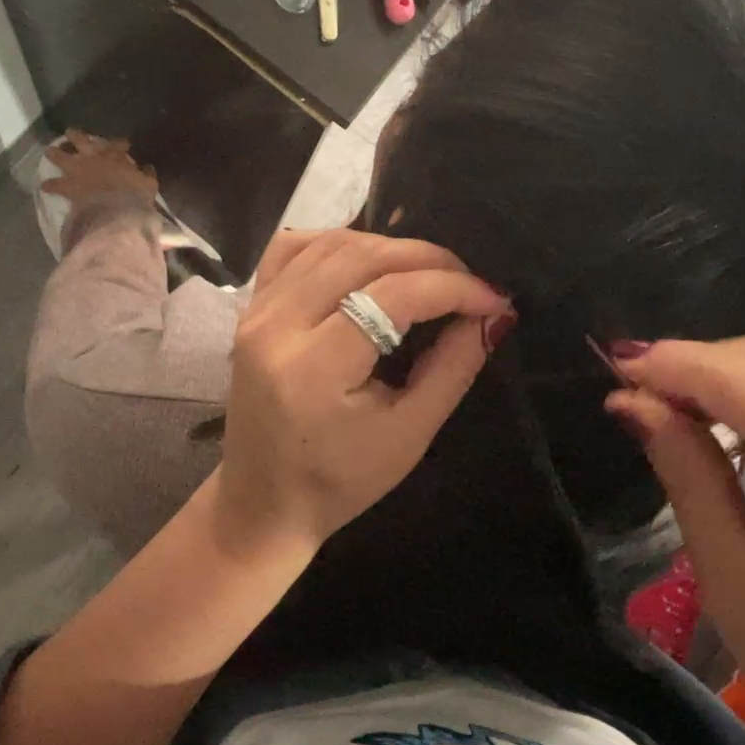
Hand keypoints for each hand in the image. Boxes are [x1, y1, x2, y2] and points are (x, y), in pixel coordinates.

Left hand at [42, 128, 157, 204]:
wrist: (116, 209)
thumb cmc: (135, 195)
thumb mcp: (148, 183)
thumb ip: (146, 174)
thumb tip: (148, 168)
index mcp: (114, 155)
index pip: (117, 144)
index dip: (120, 144)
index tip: (123, 145)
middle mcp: (93, 157)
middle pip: (80, 139)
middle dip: (76, 135)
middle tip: (72, 134)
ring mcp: (77, 169)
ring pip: (59, 155)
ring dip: (54, 154)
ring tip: (49, 153)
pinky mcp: (68, 185)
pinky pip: (54, 185)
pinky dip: (49, 186)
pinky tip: (45, 186)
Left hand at [215, 229, 513, 554]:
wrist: (263, 502)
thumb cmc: (339, 482)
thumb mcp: (408, 436)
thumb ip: (452, 369)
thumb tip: (492, 315)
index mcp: (313, 368)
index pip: (392, 296)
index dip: (451, 287)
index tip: (492, 298)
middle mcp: (276, 326)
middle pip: (361, 256)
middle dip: (427, 258)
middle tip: (467, 281)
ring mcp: (257, 312)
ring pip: (329, 243)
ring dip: (387, 246)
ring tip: (429, 272)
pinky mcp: (252, 308)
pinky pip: (293, 249)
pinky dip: (338, 242)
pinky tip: (368, 260)